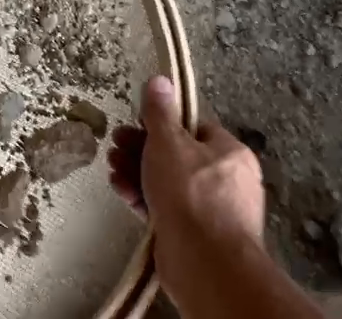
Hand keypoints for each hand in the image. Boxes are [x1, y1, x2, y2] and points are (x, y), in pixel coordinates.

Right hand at [107, 74, 263, 249]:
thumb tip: (160, 79)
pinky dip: (143, 197)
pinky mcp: (194, 233)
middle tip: (115, 144)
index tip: (135, 123)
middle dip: (140, 148)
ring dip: (136, 171)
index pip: (193, 127)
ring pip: (167, 181)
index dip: (161, 123)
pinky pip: (166, 206)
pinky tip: (122, 191)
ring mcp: (211, 209)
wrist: (205, 262)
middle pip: (176, 154)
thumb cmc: (190, 193)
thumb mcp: (168, 142)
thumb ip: (160, 111)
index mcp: (229, 153)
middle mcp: (226, 180)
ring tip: (112, 168)